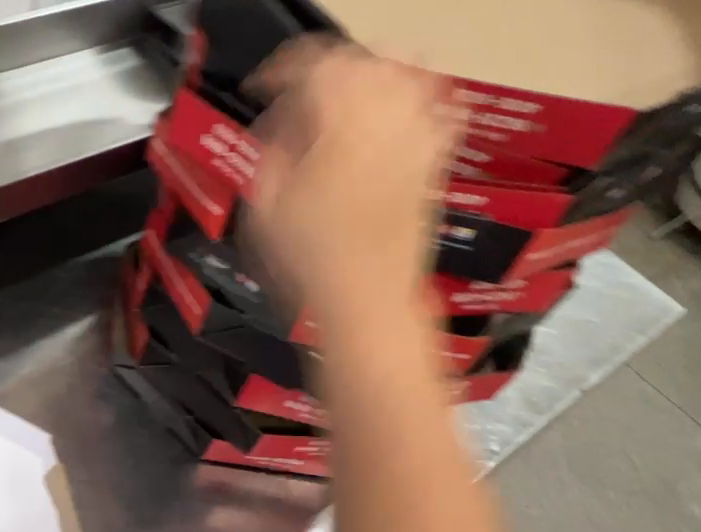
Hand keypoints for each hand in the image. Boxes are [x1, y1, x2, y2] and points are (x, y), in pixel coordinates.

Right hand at [243, 42, 459, 328]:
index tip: (261, 88)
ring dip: (371, 74)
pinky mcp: (435, 160)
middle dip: (325, 69)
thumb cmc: (310, 261)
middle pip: (358, 60)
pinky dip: (419, 98)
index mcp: (335, 122)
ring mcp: (416, 135)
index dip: (279, 71)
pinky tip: (401, 108)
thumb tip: (281, 123)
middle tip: (300, 93)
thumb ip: (272, 150)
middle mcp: (383, 116)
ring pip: (400, 73)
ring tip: (346, 94)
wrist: (367, 301)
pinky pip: (438, 107)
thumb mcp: (266, 206)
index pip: (309, 66)